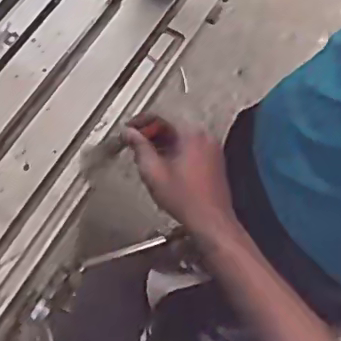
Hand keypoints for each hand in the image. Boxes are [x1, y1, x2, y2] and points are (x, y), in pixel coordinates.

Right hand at [125, 119, 237, 237]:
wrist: (211, 222)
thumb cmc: (186, 200)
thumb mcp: (153, 171)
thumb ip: (138, 147)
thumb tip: (129, 133)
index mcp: (191, 135)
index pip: (160, 117)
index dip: (139, 123)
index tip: (128, 130)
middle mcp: (204, 137)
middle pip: (170, 126)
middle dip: (149, 134)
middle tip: (133, 142)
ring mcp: (211, 149)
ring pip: (179, 137)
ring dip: (160, 143)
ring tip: (144, 155)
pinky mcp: (213, 161)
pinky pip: (188, 147)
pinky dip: (173, 151)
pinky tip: (161, 165)